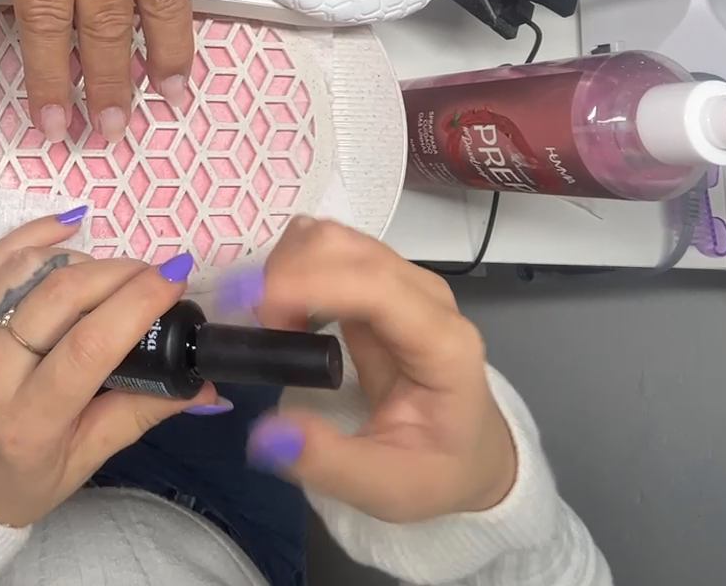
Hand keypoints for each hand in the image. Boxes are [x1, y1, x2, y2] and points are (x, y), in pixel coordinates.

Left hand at [0, 213, 217, 525]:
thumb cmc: (20, 478)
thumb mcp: (84, 461)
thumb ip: (141, 413)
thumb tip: (205, 383)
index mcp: (27, 419)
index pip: (88, 346)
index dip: (136, 303)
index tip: (175, 278)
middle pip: (61, 296)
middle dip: (119, 273)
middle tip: (154, 273)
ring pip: (29, 269)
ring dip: (83, 258)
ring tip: (116, 271)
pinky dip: (35, 234)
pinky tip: (71, 225)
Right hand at [239, 217, 517, 522]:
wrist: (466, 450)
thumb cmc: (432, 467)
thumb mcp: (384, 488)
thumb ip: (326, 461)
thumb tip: (266, 432)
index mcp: (443, 345)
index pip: (377, 288)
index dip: (312, 283)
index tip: (259, 308)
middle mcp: (425, 296)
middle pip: (345, 248)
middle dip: (286, 274)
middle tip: (263, 330)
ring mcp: (400, 277)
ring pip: (330, 237)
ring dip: (285, 266)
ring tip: (275, 321)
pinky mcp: (375, 273)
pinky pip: (325, 245)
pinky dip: (291, 262)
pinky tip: (286, 304)